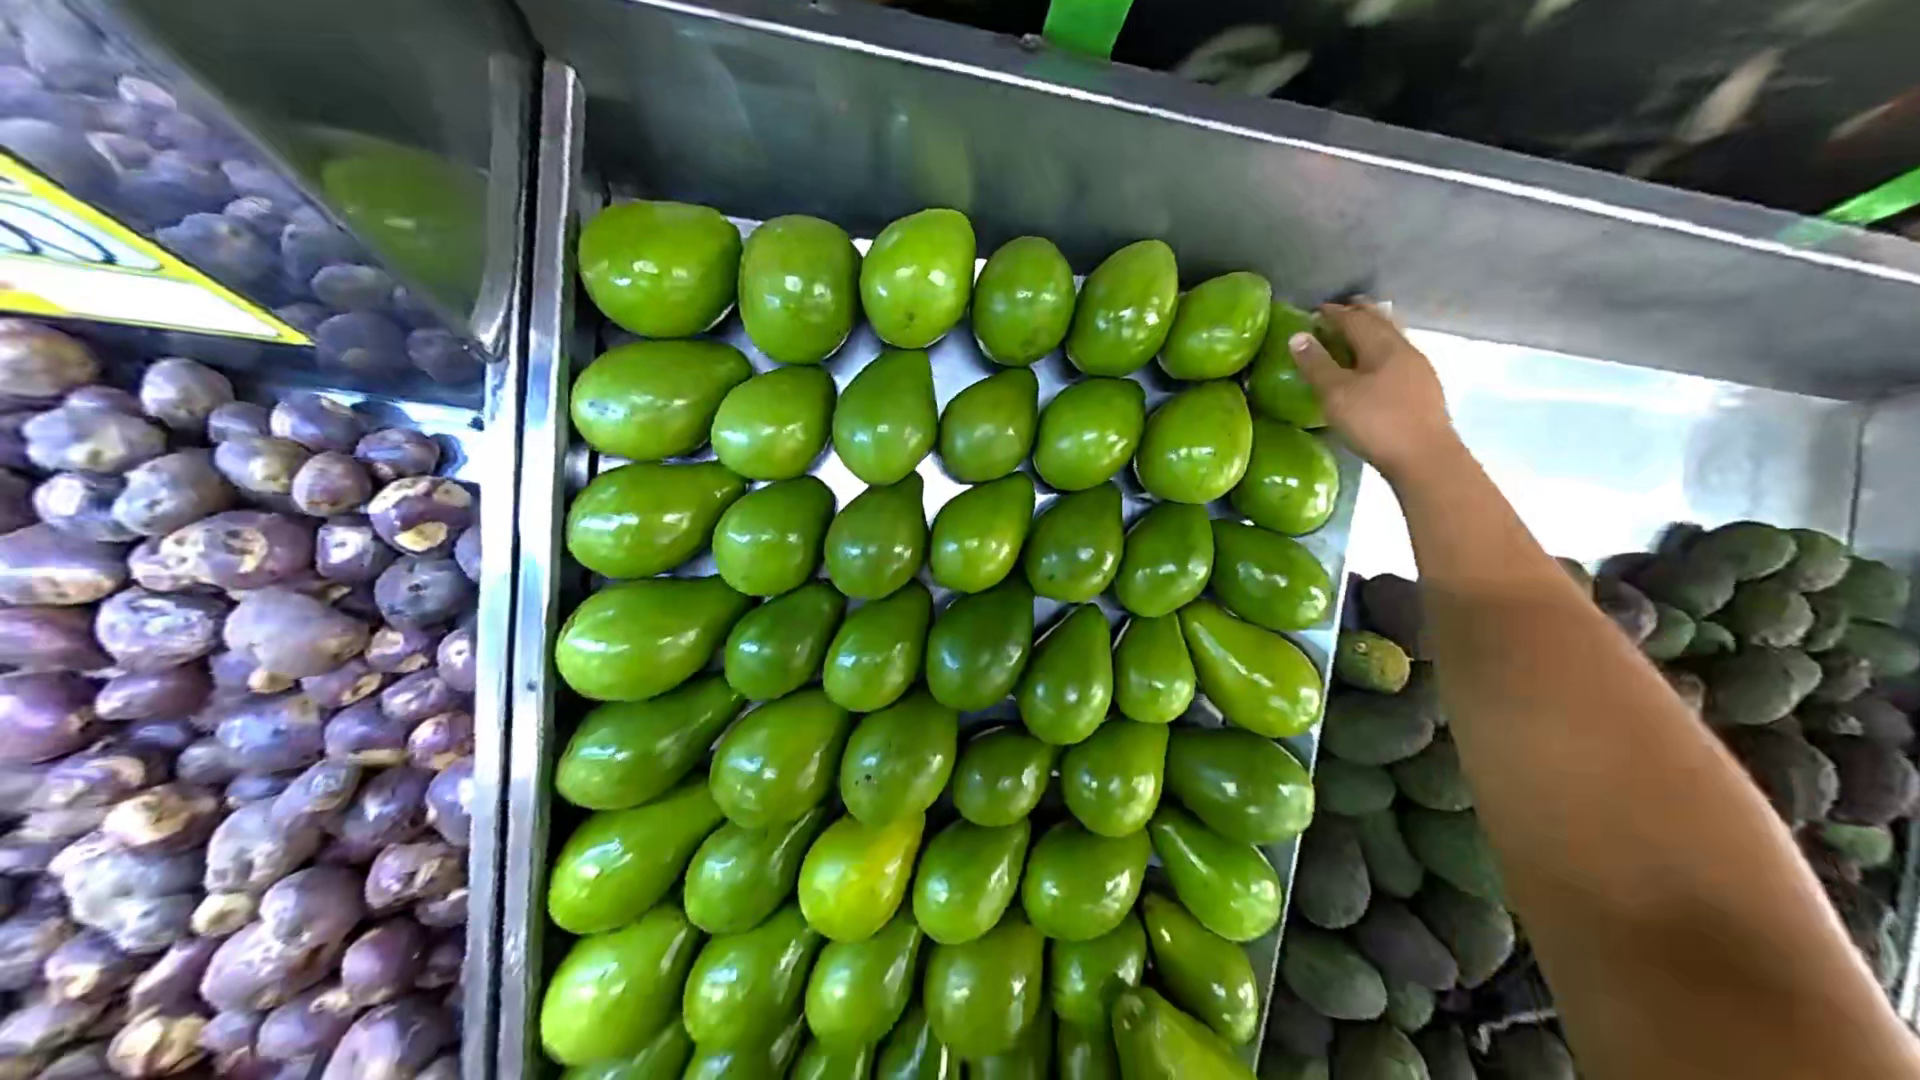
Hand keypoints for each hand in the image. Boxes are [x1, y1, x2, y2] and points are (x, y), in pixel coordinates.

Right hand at [1289, 302, 1460, 482]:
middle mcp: (1405, 350)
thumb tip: (1298, 336)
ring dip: (1372, 332)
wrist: (1424, 457)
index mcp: (1383, 346)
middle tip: (1339, 312)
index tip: (1315, 310)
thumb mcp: (1336, 394)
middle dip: (1359, 314)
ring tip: (1355, 335)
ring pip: (1392, 339)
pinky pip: (1398, 358)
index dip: (1334, 313)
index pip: (1355, 319)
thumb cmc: (1375, 422)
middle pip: (1380, 322)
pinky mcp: (1423, 389)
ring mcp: (1419, 369)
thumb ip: (1316, 365)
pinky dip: (1380, 352)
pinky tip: (1375, 367)